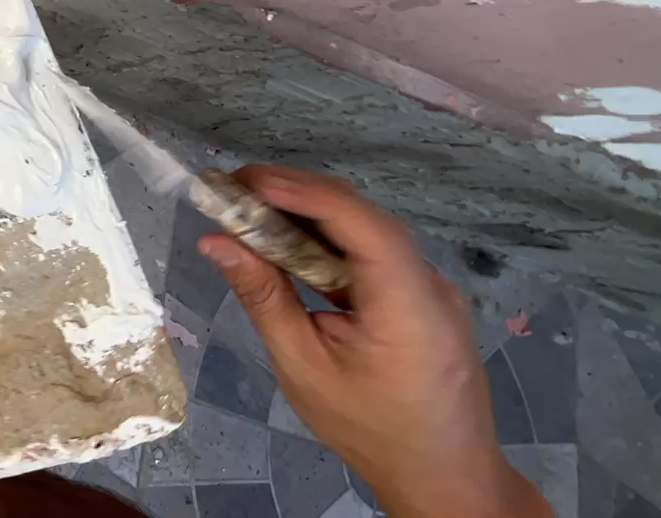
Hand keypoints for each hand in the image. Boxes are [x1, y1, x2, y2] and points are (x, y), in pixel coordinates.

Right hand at [197, 166, 549, 517]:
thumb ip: (262, 296)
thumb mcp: (302, 365)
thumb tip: (213, 240)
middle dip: (292, 191)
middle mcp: (428, 286)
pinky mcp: (418, 295)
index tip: (243, 181)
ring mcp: (428, 288)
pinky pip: (366, 247)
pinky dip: (320, 233)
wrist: (446, 479)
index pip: (362, 227)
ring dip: (302, 209)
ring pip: (363, 226)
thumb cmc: (370, 428)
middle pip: (361, 216)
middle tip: (229, 187)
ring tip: (245, 207)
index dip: (303, 193)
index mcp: (408, 308)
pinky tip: (283, 239)